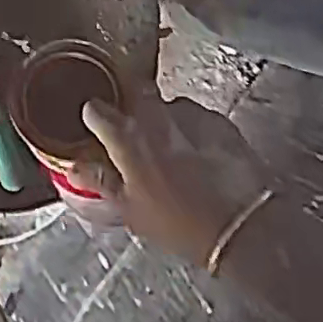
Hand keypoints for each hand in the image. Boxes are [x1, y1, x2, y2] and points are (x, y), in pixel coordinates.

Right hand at [81, 95, 269, 262]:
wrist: (247, 229)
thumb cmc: (179, 223)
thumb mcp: (130, 209)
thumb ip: (100, 180)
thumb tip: (75, 167)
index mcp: (126, 134)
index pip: (95, 108)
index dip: (95, 119)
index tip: (99, 131)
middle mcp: (154, 114)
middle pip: (133, 92)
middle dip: (130, 105)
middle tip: (136, 134)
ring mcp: (189, 114)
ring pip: (166, 106)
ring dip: (164, 121)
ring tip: (175, 152)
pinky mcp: (220, 121)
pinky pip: (196, 118)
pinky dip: (193, 131)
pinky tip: (202, 157)